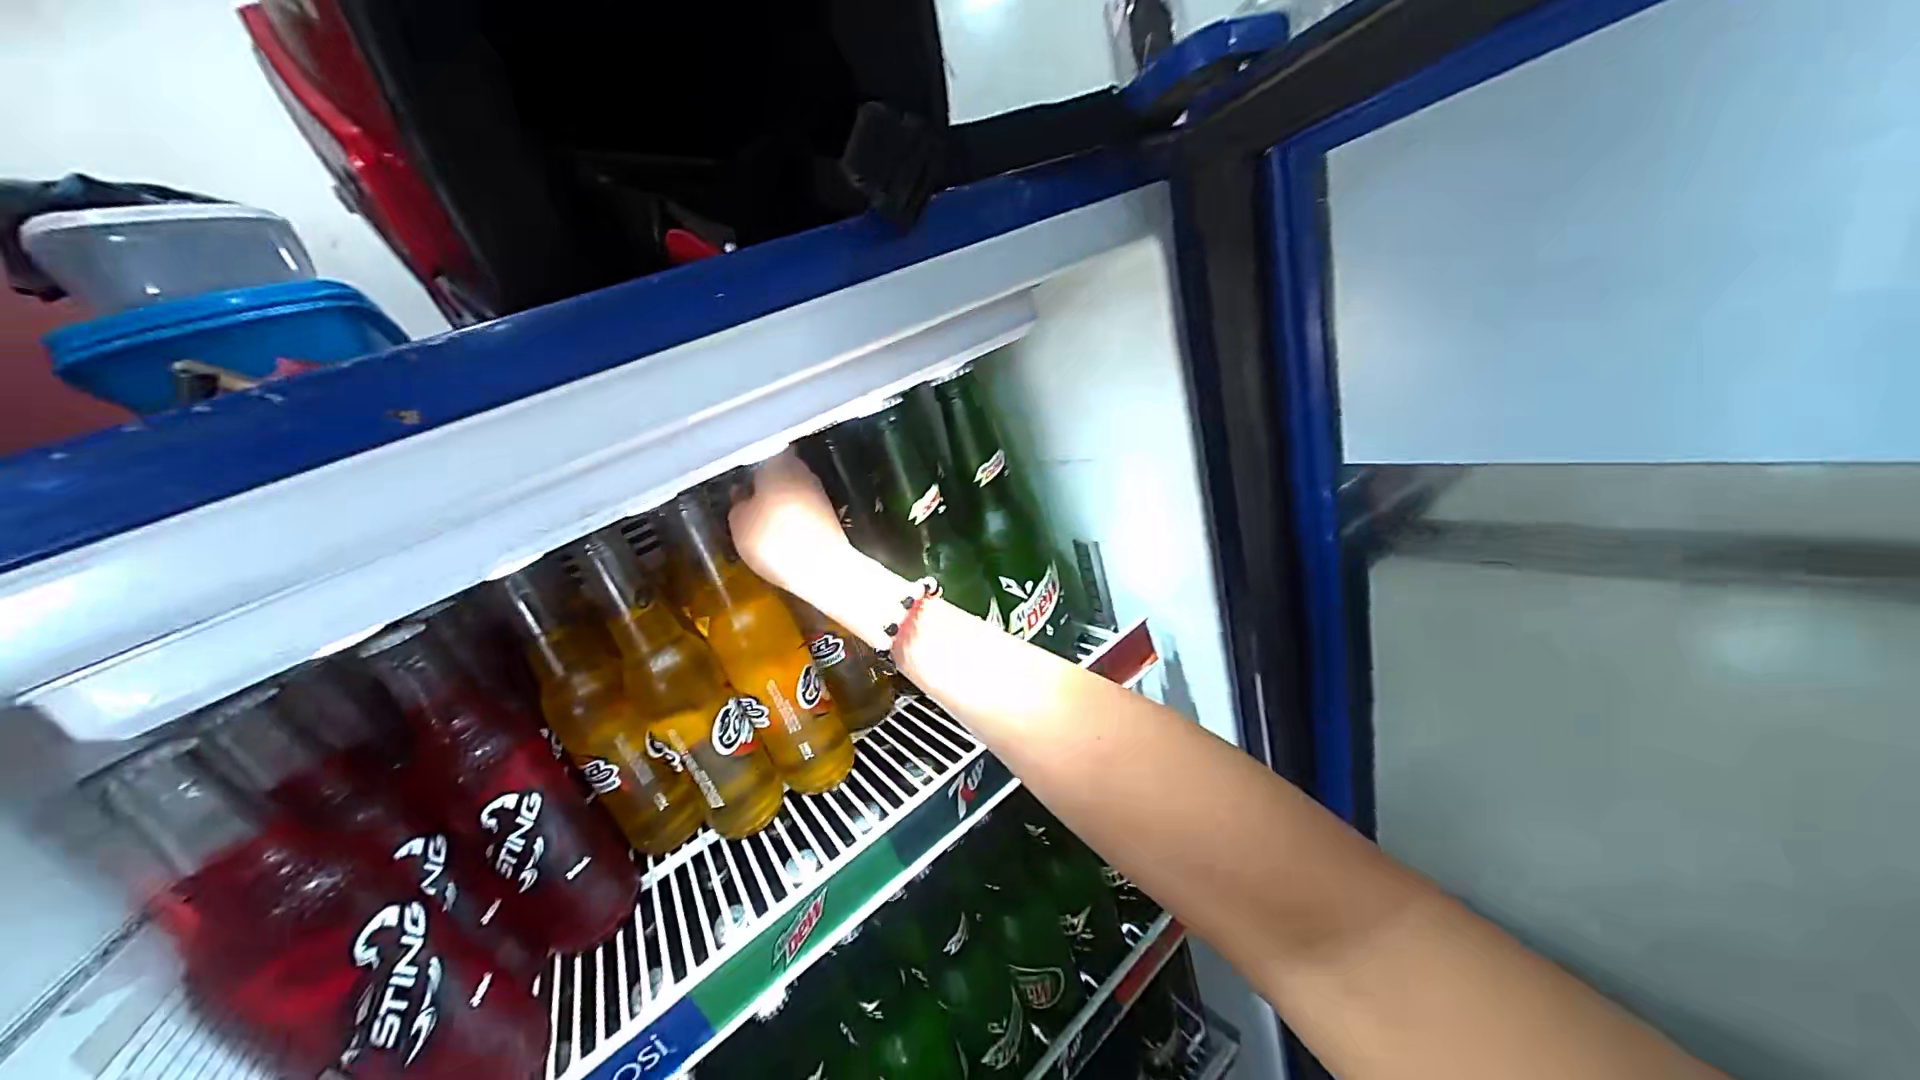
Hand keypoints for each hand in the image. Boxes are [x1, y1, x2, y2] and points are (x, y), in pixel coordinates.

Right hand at [727, 449, 852, 598]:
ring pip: (789, 490)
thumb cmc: (776, 541)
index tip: (734, 481)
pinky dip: (790, 517)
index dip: (744, 467)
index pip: (756, 453)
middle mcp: (802, 470)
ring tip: (759, 524)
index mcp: (778, 462)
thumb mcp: (739, 523)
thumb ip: (737, 502)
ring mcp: (818, 491)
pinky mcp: (829, 514)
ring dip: (776, 502)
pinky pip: (801, 508)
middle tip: (743, 504)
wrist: (825, 570)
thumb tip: (742, 493)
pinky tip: (780, 534)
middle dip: (761, 485)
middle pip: (775, 471)